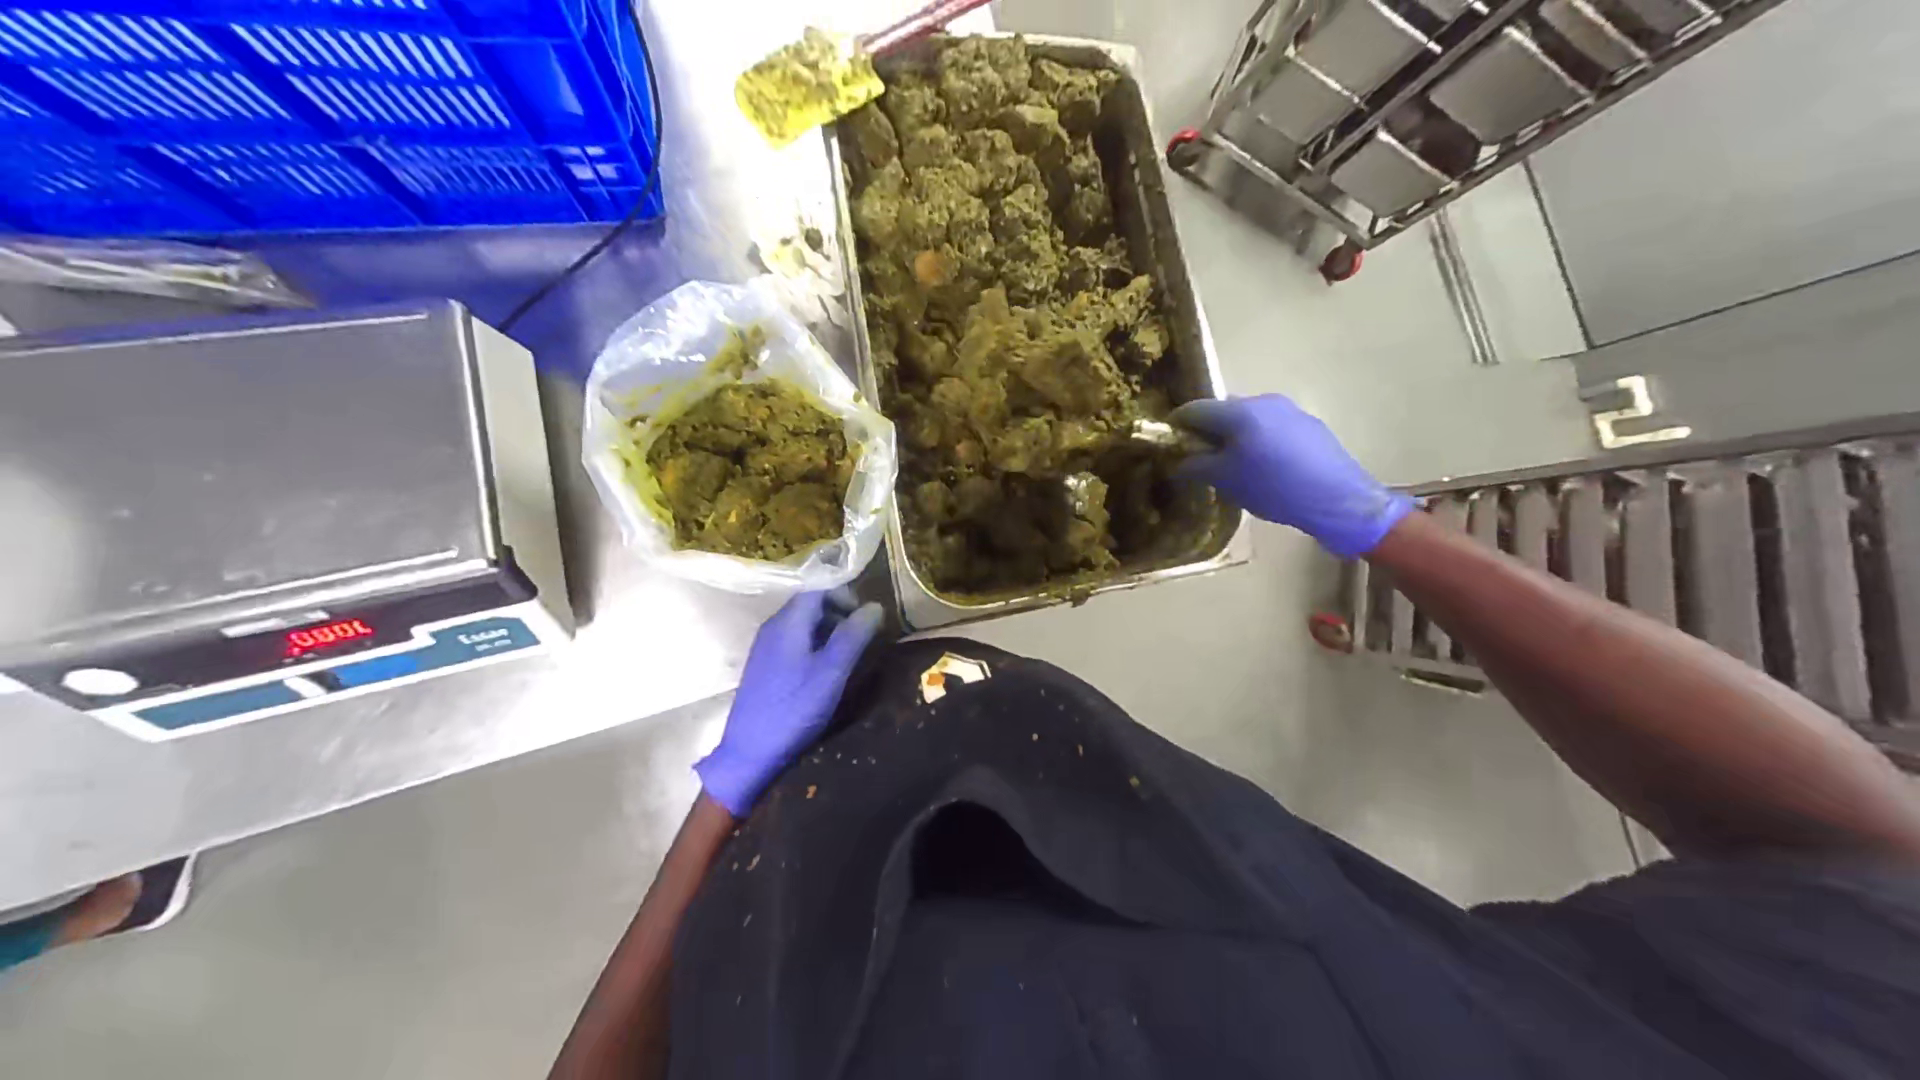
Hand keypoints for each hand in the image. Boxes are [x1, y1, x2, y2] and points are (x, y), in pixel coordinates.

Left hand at [695, 588, 883, 816]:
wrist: (749, 752)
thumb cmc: (794, 708)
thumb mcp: (831, 673)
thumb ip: (853, 637)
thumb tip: (874, 606)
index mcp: (788, 623)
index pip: (817, 587)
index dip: (844, 593)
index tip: (866, 614)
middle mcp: (773, 627)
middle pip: (809, 602)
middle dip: (839, 610)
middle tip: (863, 633)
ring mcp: (766, 646)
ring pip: (802, 622)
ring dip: (829, 628)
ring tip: (849, 651)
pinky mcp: (765, 665)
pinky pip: (794, 640)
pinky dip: (815, 643)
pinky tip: (826, 668)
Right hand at [1171, 394, 1413, 557]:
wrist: (1339, 500)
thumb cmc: (1274, 489)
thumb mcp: (1227, 481)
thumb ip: (1196, 466)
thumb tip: (1178, 462)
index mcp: (1240, 412)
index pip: (1195, 409)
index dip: (1176, 424)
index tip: (1168, 442)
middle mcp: (1264, 402)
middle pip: (1222, 411)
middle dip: (1206, 431)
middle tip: (1198, 457)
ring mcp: (1289, 410)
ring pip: (1247, 418)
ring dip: (1232, 436)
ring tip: (1230, 465)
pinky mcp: (1308, 425)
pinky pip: (1270, 426)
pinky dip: (1256, 440)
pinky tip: (1261, 467)